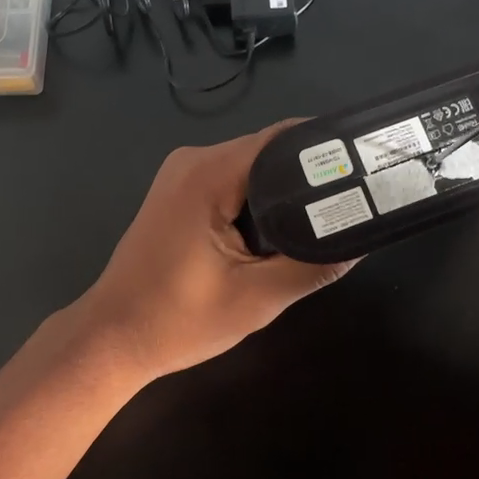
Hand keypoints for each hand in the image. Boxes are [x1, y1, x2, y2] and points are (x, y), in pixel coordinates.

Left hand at [70, 122, 355, 379]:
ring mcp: (181, 176)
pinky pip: (231, 181)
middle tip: (356, 195)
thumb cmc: (179, 319)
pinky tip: (285, 226)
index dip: (325, 148)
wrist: (113, 338)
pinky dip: (259, 199)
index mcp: (208, 174)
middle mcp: (193, 161)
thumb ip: (313, 267)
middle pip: (267, 150)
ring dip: (284, 189)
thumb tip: (359, 243)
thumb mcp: (257, 299)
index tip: (366, 164)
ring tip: (331, 212)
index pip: (281, 139)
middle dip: (310, 171)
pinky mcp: (178, 194)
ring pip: (250, 167)